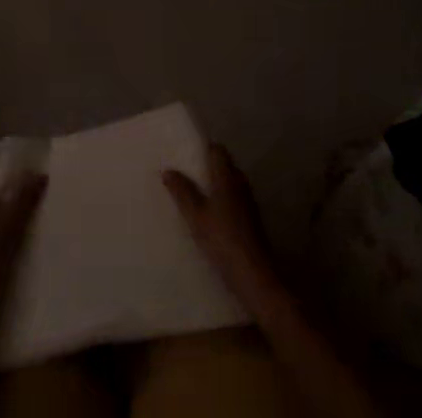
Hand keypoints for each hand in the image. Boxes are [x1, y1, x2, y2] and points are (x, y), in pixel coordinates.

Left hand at [0, 164, 46, 317]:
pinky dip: (9, 222)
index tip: (28, 157)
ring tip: (40, 202)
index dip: (3, 159)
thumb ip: (24, 194)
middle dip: (13, 181)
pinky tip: (28, 229)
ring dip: (13, 203)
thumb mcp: (10, 220)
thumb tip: (39, 172)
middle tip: (40, 179)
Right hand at [163, 144, 282, 309]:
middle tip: (182, 174)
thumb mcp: (195, 216)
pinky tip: (207, 215)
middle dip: (205, 167)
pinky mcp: (250, 219)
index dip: (202, 148)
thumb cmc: (221, 239)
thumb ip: (182, 192)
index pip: (217, 150)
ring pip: (229, 183)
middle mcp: (240, 183)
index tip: (184, 153)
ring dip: (212, 185)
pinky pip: (233, 199)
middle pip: (224, 165)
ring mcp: (248, 201)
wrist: (252, 273)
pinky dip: (220, 200)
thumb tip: (168, 170)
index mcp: (227, 177)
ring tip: (190, 194)